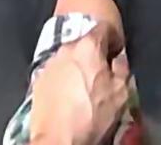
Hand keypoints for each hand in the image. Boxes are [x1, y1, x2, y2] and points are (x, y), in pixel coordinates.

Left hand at [29, 28, 131, 144]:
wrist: (56, 144)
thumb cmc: (91, 116)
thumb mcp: (121, 92)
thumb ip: (123, 67)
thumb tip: (118, 59)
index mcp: (89, 45)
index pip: (105, 27)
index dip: (114, 39)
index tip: (116, 54)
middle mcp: (67, 48)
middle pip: (86, 42)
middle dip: (94, 54)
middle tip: (100, 74)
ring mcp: (50, 64)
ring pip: (70, 57)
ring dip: (78, 66)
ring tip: (81, 87)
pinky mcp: (37, 81)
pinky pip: (56, 72)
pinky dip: (63, 79)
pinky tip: (67, 96)